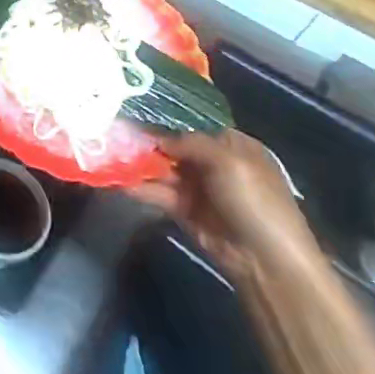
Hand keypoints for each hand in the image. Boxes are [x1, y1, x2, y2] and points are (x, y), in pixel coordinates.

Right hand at [129, 129, 317, 279]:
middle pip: (174, 147)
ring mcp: (198, 189)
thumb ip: (192, 142)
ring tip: (107, 153)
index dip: (167, 121)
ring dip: (139, 163)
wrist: (267, 259)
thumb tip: (160, 136)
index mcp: (231, 144)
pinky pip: (159, 195)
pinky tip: (118, 180)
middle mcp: (213, 163)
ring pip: (163, 170)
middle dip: (148, 141)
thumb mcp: (228, 160)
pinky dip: (140, 188)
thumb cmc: (254, 198)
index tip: (136, 114)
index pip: (193, 126)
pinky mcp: (185, 213)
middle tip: (114, 132)